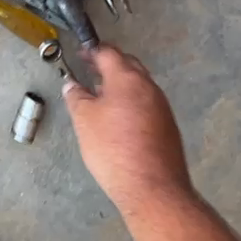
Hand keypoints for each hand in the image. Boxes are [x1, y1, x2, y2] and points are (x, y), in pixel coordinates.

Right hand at [62, 45, 193, 213]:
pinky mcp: (169, 127)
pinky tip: (121, 120)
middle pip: (128, 64)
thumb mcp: (84, 121)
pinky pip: (147, 103)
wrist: (154, 190)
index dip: (92, 50)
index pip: (108, 52)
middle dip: (109, 64)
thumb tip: (72, 85)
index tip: (81, 53)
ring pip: (140, 85)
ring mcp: (162, 107)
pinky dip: (133, 102)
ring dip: (122, 84)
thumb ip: (76, 97)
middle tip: (92, 71)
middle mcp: (148, 86)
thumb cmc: (114, 149)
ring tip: (103, 96)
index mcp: (127, 78)